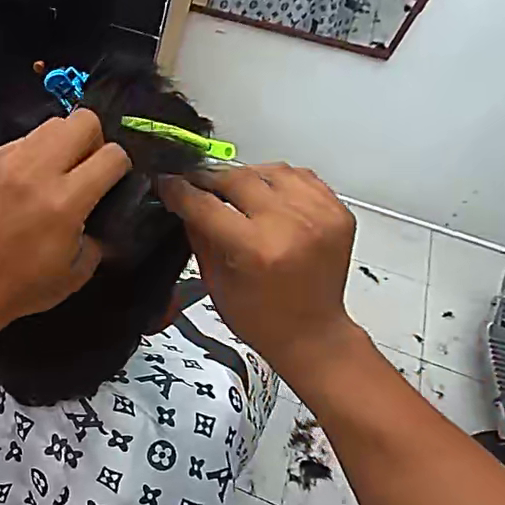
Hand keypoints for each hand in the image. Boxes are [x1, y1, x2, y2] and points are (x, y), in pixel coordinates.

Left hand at [0, 109, 129, 329]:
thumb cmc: (25, 286)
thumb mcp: (79, 270)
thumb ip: (99, 233)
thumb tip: (102, 210)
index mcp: (65, 202)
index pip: (112, 155)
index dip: (120, 168)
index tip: (113, 182)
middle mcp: (36, 172)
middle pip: (83, 120)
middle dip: (94, 142)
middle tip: (86, 169)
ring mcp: (7, 162)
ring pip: (52, 124)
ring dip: (64, 143)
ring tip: (57, 173)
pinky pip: (22, 140)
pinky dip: (33, 155)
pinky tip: (27, 183)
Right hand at [158, 164, 359, 369]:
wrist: (313, 334)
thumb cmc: (266, 321)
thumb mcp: (217, 283)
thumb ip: (199, 237)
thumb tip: (186, 202)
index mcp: (256, 250)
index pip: (205, 204)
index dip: (179, 190)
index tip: (167, 184)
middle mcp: (290, 226)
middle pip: (237, 178)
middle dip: (209, 179)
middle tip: (196, 185)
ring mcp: (318, 216)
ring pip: (269, 170)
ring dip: (245, 176)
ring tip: (233, 191)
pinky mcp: (336, 213)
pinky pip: (301, 177)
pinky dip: (279, 181)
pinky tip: (267, 195)